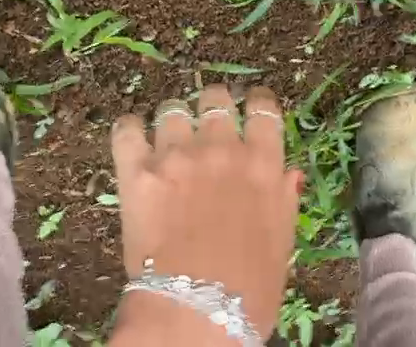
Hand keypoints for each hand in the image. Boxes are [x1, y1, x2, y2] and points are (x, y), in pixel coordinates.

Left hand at [108, 86, 301, 345]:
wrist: (195, 317)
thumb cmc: (249, 291)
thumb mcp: (281, 244)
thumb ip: (283, 200)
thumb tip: (288, 172)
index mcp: (261, 163)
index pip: (263, 107)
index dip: (256, 104)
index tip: (250, 109)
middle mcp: (220, 148)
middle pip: (215, 99)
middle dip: (212, 107)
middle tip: (207, 125)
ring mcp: (176, 156)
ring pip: (172, 110)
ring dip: (172, 122)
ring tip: (168, 140)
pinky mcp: (138, 172)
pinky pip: (127, 129)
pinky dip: (129, 130)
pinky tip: (132, 137)